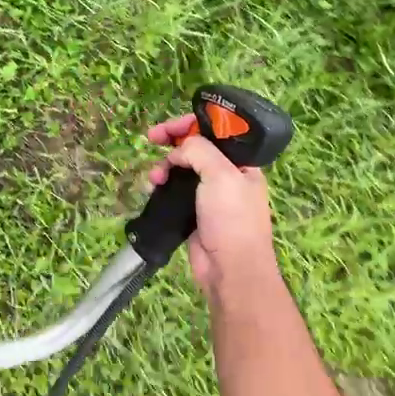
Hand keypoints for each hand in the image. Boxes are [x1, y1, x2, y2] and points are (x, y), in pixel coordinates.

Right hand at [145, 114, 276, 297]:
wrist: (230, 269)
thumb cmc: (232, 219)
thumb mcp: (221, 174)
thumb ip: (198, 150)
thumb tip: (177, 152)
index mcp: (242, 165)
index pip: (216, 132)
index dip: (191, 125)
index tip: (169, 128)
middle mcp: (227, 177)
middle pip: (195, 147)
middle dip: (173, 141)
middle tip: (152, 137)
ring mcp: (210, 195)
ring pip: (181, 167)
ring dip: (164, 165)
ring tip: (155, 177)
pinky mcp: (193, 211)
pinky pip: (174, 187)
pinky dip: (162, 183)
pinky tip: (154, 187)